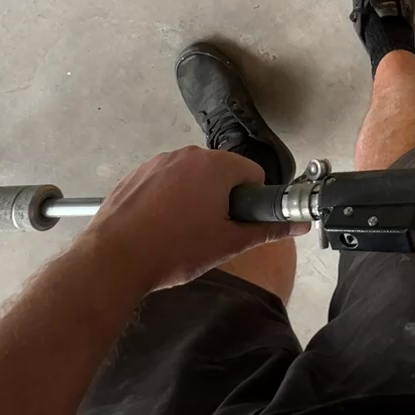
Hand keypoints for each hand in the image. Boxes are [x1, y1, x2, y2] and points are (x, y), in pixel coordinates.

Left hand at [81, 147, 304, 291]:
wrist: (112, 260)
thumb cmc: (175, 250)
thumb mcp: (227, 244)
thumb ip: (268, 229)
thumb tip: (301, 223)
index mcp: (217, 165)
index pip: (252, 174)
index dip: (249, 201)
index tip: (234, 223)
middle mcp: (190, 154)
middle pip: (221, 172)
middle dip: (221, 197)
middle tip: (209, 232)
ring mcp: (159, 161)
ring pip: (191, 176)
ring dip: (194, 196)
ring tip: (180, 232)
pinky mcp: (136, 173)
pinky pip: (165, 180)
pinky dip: (167, 197)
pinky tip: (157, 226)